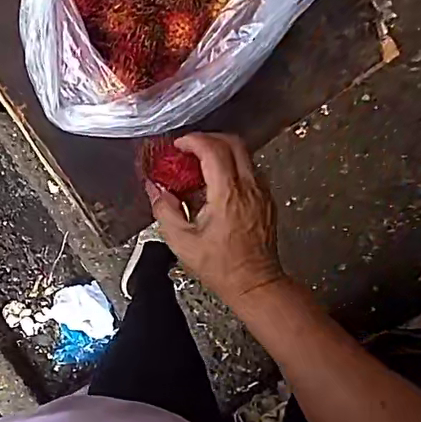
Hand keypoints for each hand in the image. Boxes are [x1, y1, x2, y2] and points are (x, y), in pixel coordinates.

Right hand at [145, 133, 286, 305]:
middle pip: (233, 143)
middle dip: (208, 139)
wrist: (253, 282)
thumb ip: (164, 209)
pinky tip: (214, 186)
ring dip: (220, 153)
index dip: (193, 141)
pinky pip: (249, 172)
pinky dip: (230, 168)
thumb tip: (155, 190)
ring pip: (244, 155)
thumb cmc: (221, 266)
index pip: (213, 150)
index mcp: (227, 195)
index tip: (179, 145)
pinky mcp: (266, 201)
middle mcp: (249, 188)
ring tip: (199, 168)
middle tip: (189, 148)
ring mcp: (261, 193)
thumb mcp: (181, 240)